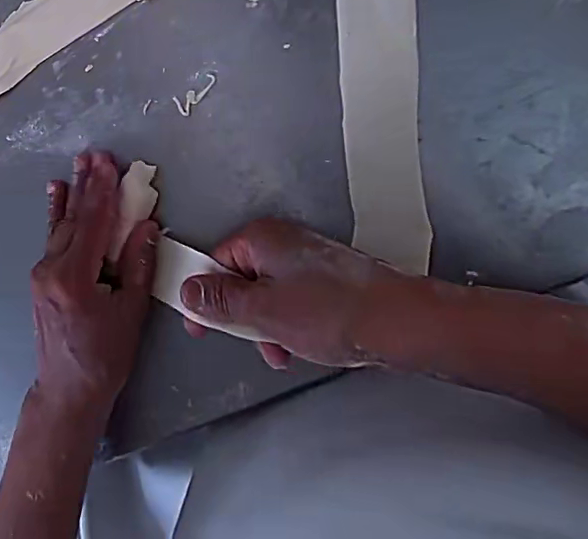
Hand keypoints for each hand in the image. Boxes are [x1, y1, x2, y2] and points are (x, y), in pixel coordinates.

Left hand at [30, 150, 159, 416]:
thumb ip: (138, 266)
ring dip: (75, 191)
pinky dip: (58, 212)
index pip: (93, 224)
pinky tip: (58, 190)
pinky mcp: (41, 276)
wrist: (67, 392)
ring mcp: (42, 271)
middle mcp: (51, 269)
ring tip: (80, 162)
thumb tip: (147, 226)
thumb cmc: (104, 358)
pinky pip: (53, 237)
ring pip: (62, 224)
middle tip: (97, 154)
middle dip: (89, 184)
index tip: (110, 164)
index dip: (104, 192)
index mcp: (74, 279)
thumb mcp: (130, 313)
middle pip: (75, 218)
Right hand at [179, 218, 411, 369]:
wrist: (396, 321)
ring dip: (267, 324)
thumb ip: (221, 301)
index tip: (199, 322)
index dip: (204, 295)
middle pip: (240, 277)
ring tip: (283, 348)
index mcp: (261, 238)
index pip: (214, 261)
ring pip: (266, 292)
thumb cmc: (336, 311)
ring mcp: (305, 257)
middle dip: (242, 315)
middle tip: (251, 339)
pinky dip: (289, 322)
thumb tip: (191, 290)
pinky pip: (291, 297)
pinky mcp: (324, 276)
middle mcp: (282, 240)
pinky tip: (302, 344)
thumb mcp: (263, 312)